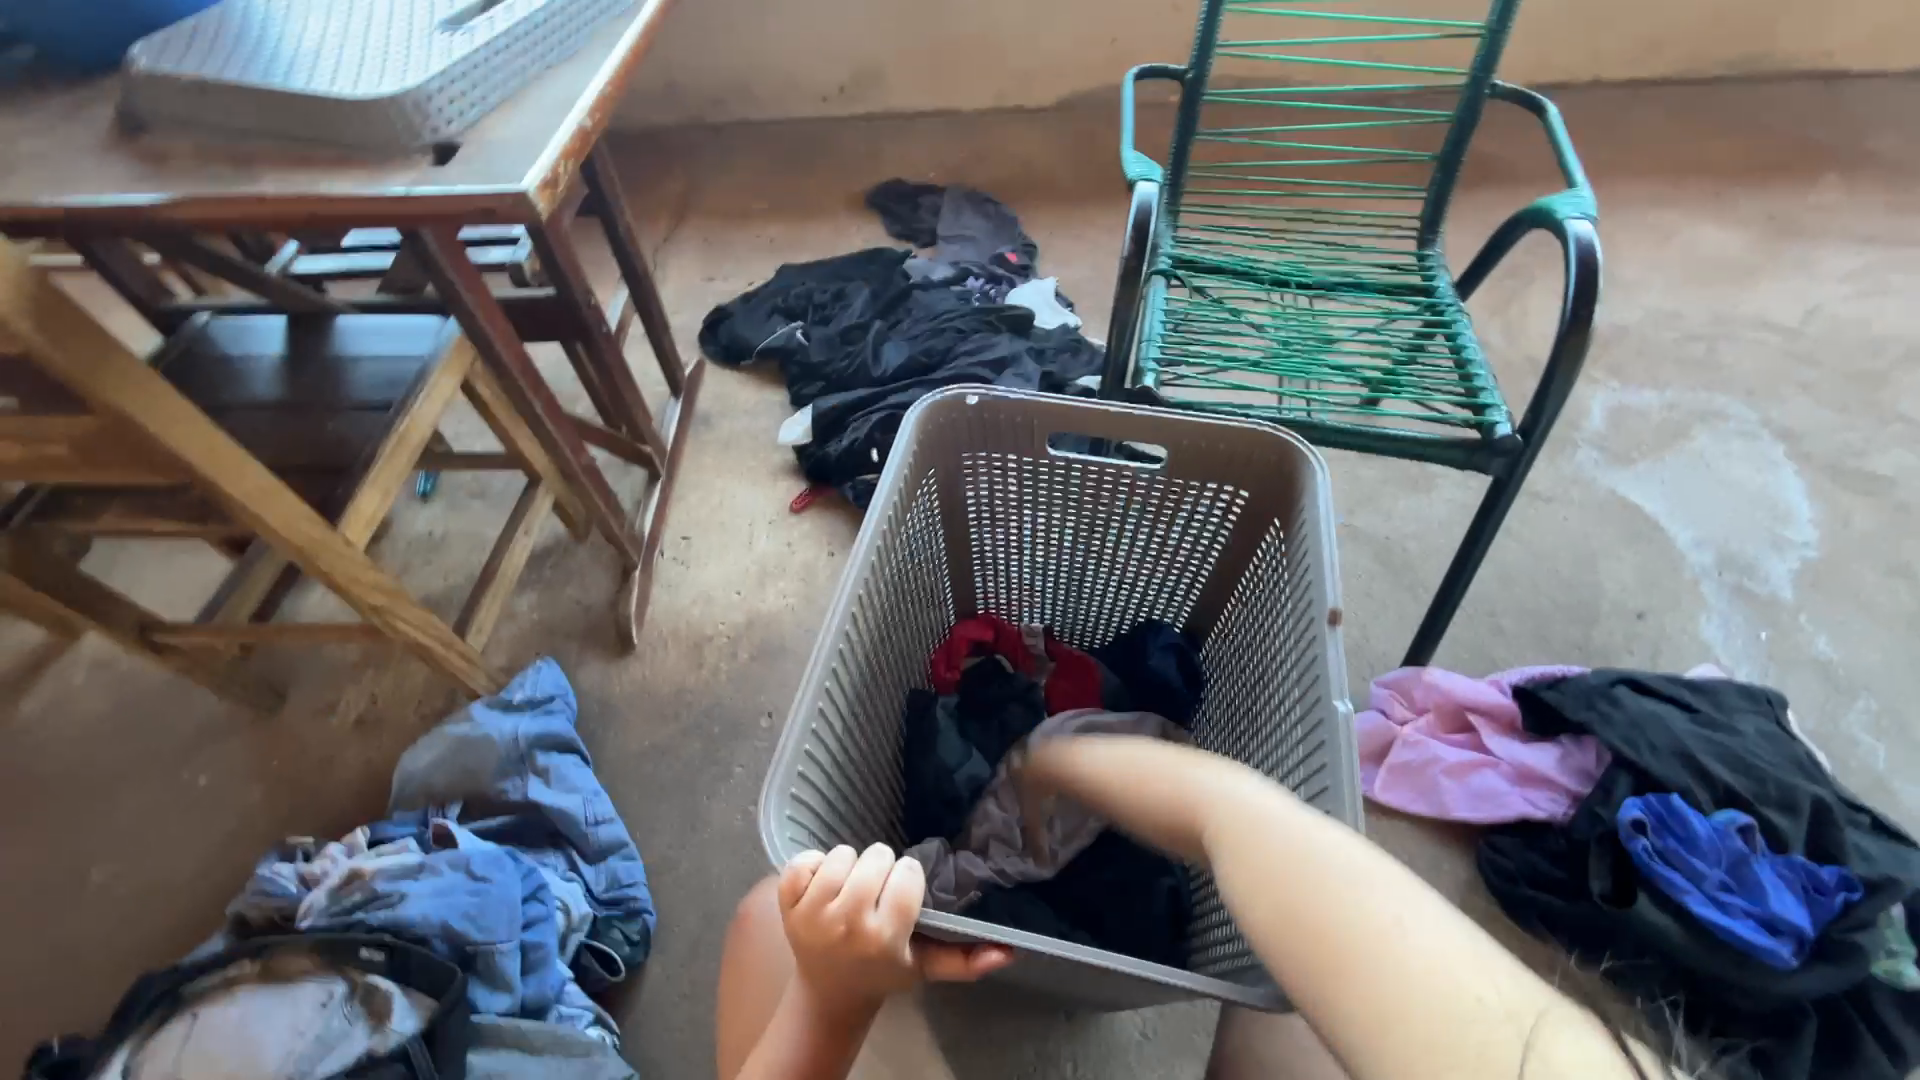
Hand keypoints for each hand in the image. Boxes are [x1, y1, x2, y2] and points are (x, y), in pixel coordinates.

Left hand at [778, 843, 1013, 1013]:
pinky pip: (803, 860)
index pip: (906, 872)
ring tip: (853, 888)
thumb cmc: (882, 974)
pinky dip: (814, 865)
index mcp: (884, 937)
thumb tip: (1009, 952)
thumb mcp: (924, 967)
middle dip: (881, 868)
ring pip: (842, 854)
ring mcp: (812, 914)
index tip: (904, 892)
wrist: (829, 995)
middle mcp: (847, 923)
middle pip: (875, 856)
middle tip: (878, 891)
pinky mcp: (786, 905)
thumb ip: (965, 959)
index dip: (908, 877)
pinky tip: (824, 884)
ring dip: (849, 865)